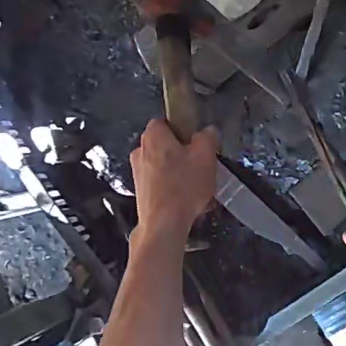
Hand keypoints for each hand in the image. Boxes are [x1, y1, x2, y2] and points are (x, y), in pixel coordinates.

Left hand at [130, 120, 217, 237]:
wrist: (164, 224)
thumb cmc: (185, 185)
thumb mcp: (206, 156)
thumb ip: (208, 137)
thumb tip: (207, 131)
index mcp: (153, 136)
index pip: (164, 121)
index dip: (181, 128)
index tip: (196, 141)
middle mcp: (140, 151)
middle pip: (164, 144)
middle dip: (180, 151)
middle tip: (200, 162)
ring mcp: (137, 173)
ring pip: (161, 164)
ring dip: (176, 169)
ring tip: (195, 183)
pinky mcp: (140, 192)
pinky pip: (159, 181)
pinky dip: (171, 185)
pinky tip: (186, 198)